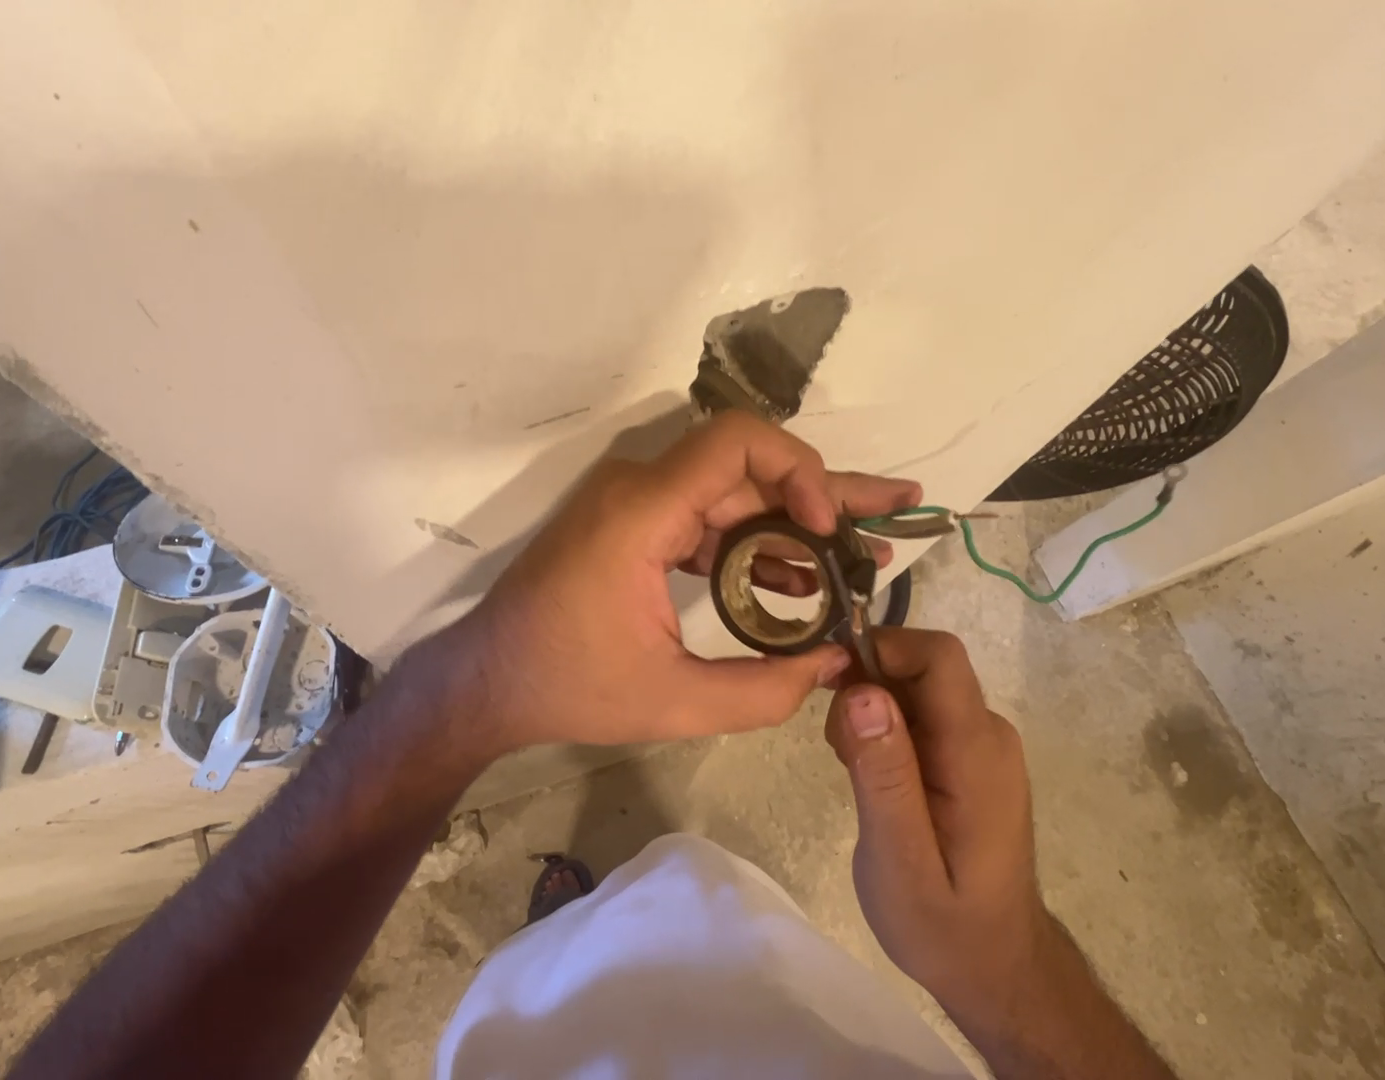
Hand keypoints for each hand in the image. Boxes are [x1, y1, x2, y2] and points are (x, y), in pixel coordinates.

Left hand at [441, 411, 918, 751]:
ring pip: (732, 492)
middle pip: (748, 465)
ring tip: (860, 555)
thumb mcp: (672, 701)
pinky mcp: (633, 523)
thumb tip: (834, 663)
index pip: (736, 441)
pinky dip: (752, 543)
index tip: (829, 528)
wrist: (487, 680)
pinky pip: (706, 517)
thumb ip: (763, 690)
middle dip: (825, 492)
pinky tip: (796, 582)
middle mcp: (638, 488)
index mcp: (642, 512)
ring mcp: (633, 502)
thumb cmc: (567, 686)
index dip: (799, 470)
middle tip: (897, 510)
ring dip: (795, 521)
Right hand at [824, 627, 1048, 1024]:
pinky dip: (881, 729)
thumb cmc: (944, 924)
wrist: (994, 966)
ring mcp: (979, 744)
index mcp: (976, 751)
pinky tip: (871, 779)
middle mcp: (986, 733)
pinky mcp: (965, 758)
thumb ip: (883, 774)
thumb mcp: (900, 858)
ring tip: (853, 774)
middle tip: (837, 753)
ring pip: (913, 689)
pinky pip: (918, 714)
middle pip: (920, 667)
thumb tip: (863, 692)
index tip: (830, 684)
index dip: (881, 649)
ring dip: (869, 711)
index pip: (938, 656)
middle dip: (865, 687)